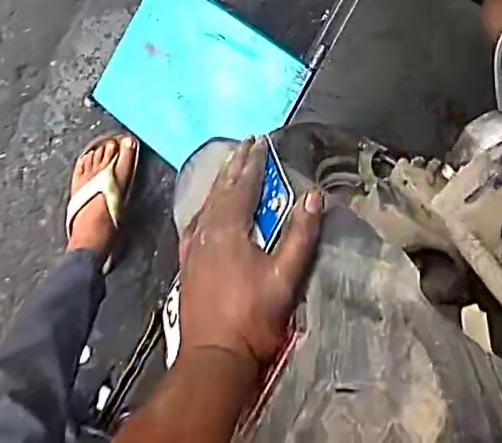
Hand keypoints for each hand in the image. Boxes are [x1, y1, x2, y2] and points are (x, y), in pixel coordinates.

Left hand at [178, 138, 323, 370]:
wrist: (213, 360)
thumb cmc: (252, 318)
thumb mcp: (285, 277)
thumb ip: (300, 235)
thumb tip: (313, 196)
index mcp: (230, 228)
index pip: (244, 185)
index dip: (254, 162)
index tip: (261, 141)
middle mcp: (208, 231)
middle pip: (223, 188)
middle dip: (236, 164)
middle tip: (246, 143)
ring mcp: (194, 247)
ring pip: (207, 202)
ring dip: (221, 181)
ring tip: (229, 166)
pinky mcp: (188, 263)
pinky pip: (195, 222)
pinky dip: (204, 206)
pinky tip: (205, 208)